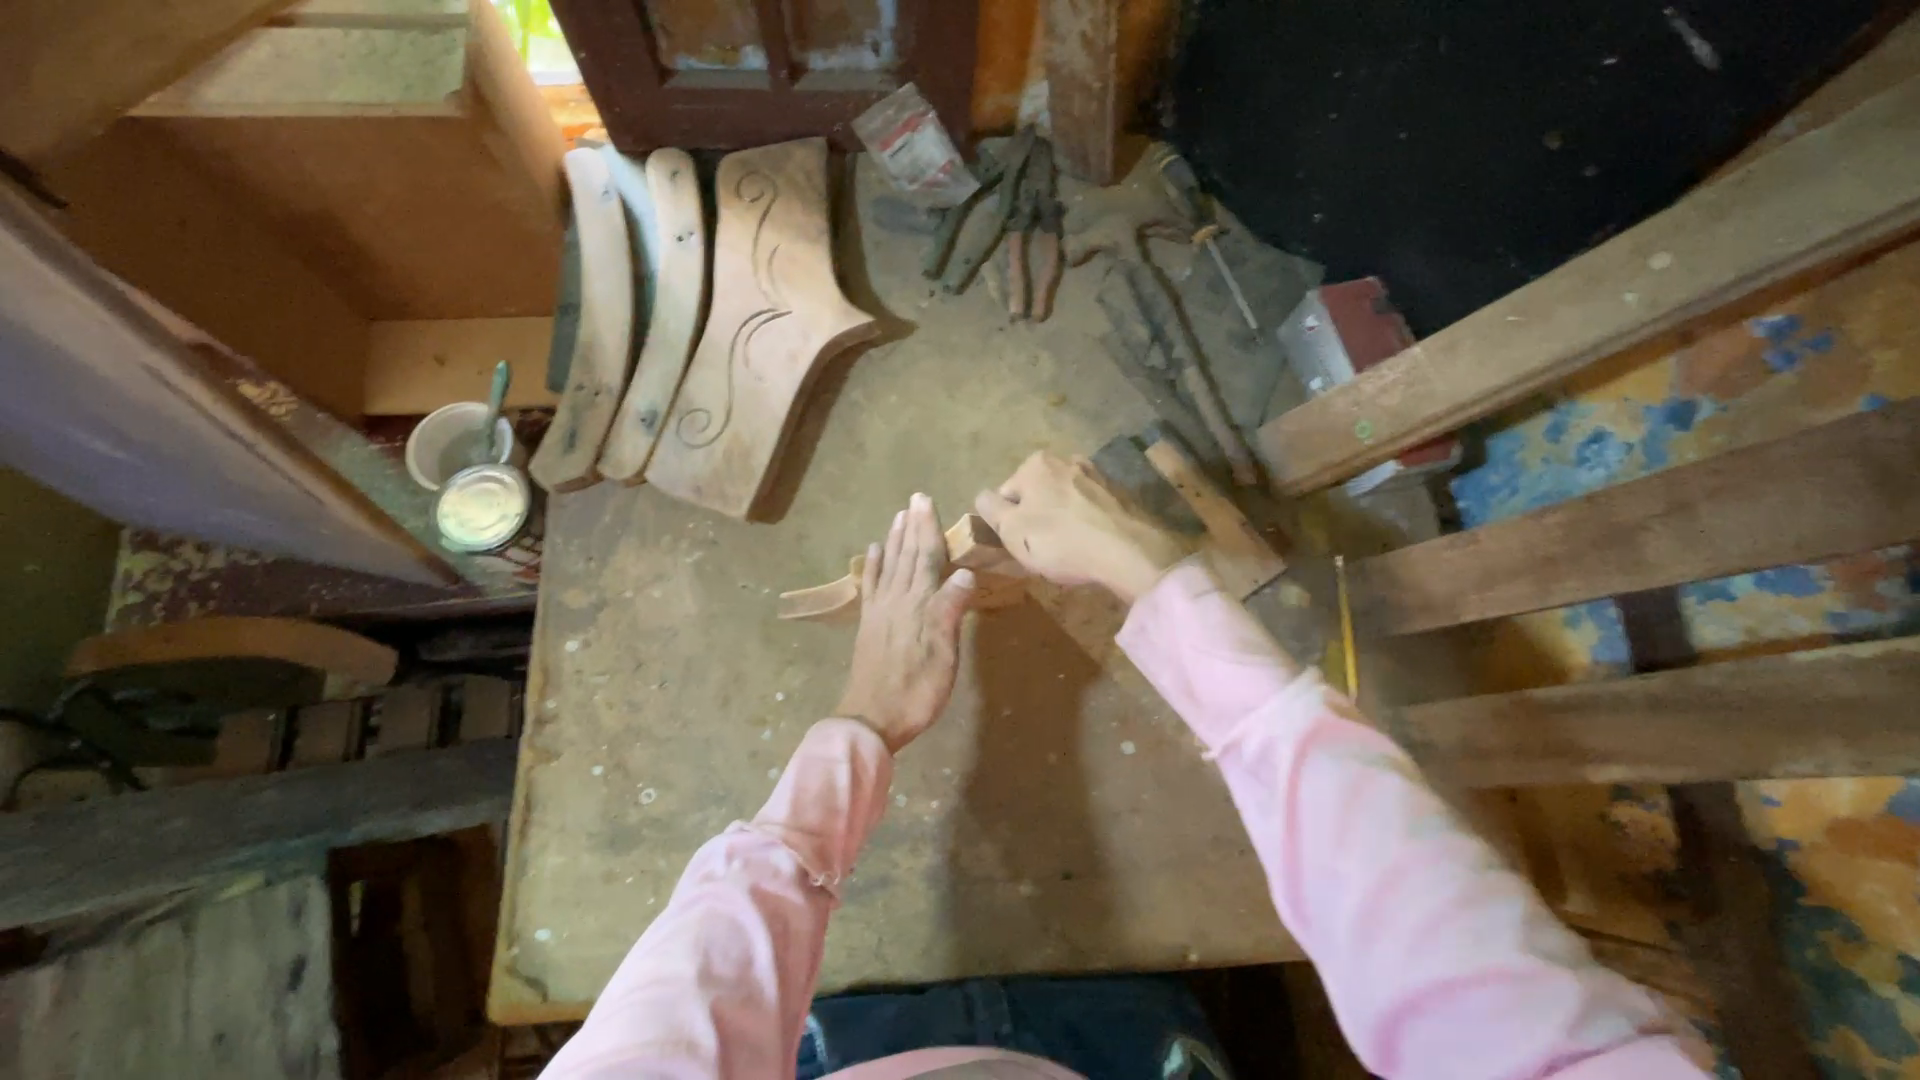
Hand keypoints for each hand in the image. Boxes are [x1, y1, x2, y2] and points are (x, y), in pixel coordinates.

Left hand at [833, 493, 974, 753]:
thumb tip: (964, 572)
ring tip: (897, 517)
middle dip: (912, 527)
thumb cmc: (916, 691)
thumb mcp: (944, 655)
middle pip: (906, 556)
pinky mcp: (868, 625)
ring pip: (889, 566)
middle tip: (914, 499)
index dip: (928, 529)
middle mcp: (898, 601)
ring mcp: (880, 612)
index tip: (927, 502)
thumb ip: (950, 611)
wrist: (871, 720)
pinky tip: (873, 554)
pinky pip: (871, 587)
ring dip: (894, 540)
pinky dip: (873, 567)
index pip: (926, 558)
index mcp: (920, 605)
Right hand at [974, 451, 1187, 603]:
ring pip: (1066, 501)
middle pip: (1038, 494)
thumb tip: (984, 496)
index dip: (1008, 523)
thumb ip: (991, 509)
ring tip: (1070, 551)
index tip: (1020, 545)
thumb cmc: (1059, 540)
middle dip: (1038, 518)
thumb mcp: (1011, 530)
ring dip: (1063, 521)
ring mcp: (1097, 475)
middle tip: (1044, 550)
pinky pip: (1092, 510)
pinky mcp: (1121, 494)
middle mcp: (1066, 460)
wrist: (1126, 551)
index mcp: (1035, 464)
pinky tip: (1092, 546)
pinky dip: (1088, 524)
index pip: (1006, 494)